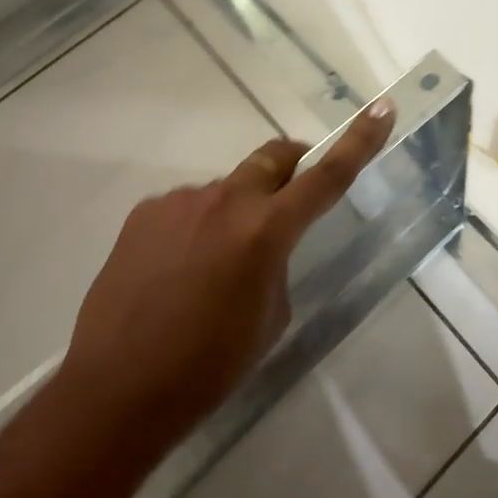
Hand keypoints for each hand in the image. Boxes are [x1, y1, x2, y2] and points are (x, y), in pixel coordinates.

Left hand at [57, 96, 398, 444]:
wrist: (116, 390)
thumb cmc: (208, 366)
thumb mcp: (269, 318)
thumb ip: (275, 264)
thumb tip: (261, 245)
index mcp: (265, 230)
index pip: (326, 176)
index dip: (358, 141)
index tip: (381, 108)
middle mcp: (225, 201)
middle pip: (273, 158)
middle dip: (292, 167)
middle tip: (291, 198)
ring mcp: (179, 202)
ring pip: (226, 191)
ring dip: (235, 214)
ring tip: (213, 271)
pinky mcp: (144, 213)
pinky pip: (186, 210)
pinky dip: (196, 230)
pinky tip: (175, 274)